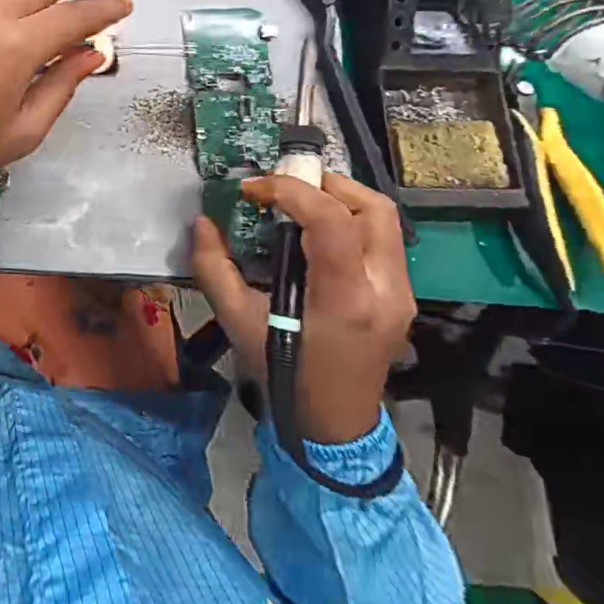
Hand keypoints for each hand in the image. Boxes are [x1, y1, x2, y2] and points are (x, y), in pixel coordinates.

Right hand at [190, 172, 415, 444]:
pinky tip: (314, 233)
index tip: (254, 189)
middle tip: (283, 184)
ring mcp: (401, 291)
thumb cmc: (282, 373)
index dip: (291, 192)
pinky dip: (349, 221)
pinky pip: (382, 240)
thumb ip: (214, 268)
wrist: (332, 420)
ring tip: (297, 200)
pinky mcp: (401, 294)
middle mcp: (385, 288)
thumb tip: (202, 224)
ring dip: (340, 198)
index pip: (331, 221)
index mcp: (344, 297)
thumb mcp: (237, 322)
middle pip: (373, 208)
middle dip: (325, 183)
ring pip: (384, 220)